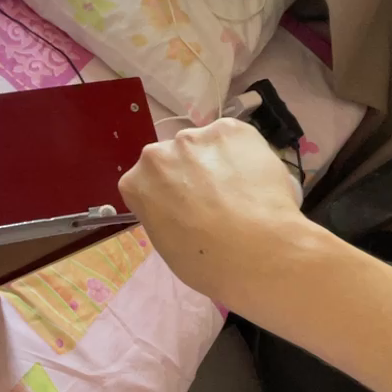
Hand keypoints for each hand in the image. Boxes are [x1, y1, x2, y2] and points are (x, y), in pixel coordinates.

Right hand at [118, 117, 321, 306]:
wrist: (256, 251)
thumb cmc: (204, 262)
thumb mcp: (165, 243)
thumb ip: (164, 213)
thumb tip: (183, 207)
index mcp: (135, 182)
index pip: (146, 182)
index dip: (167, 196)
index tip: (183, 210)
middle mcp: (157, 153)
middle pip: (173, 159)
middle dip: (188, 174)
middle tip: (213, 201)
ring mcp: (194, 137)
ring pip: (204, 147)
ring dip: (216, 162)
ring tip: (240, 190)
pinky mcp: (230, 129)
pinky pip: (234, 139)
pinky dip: (243, 154)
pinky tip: (254, 178)